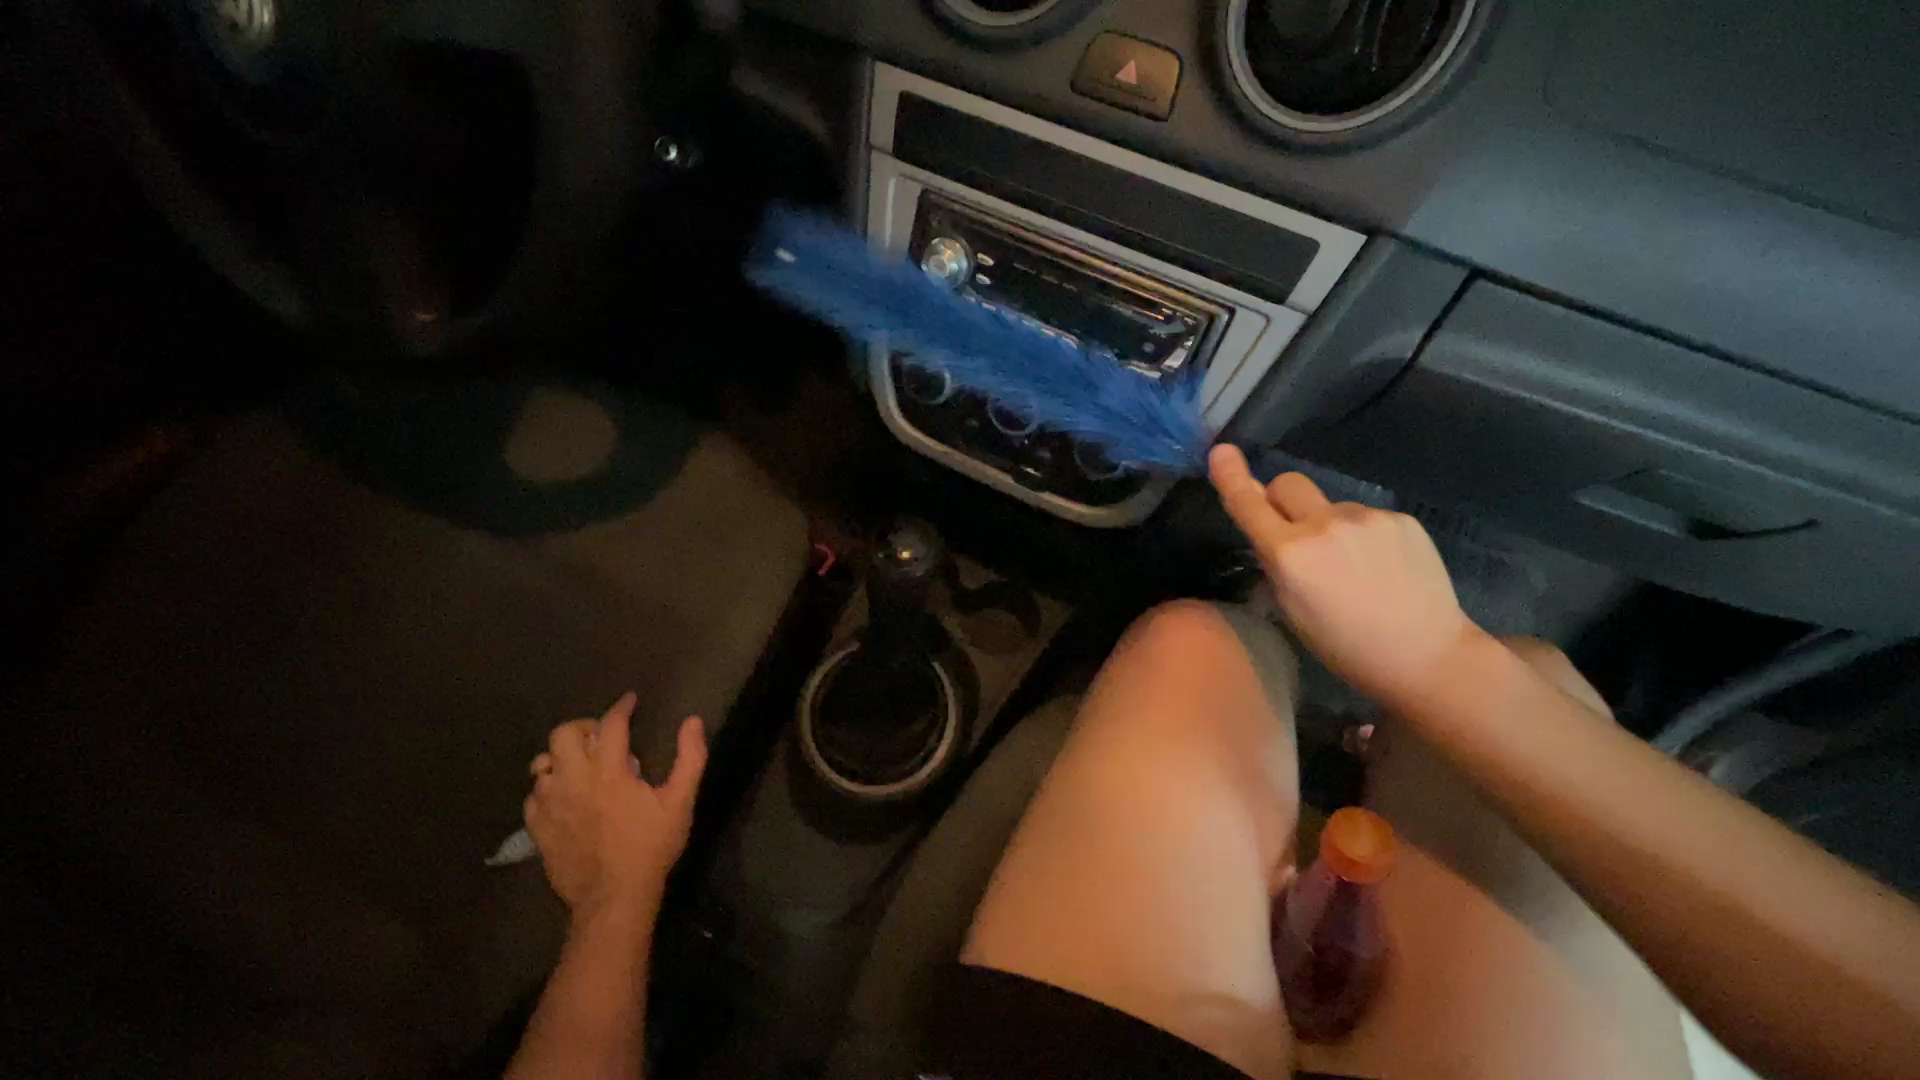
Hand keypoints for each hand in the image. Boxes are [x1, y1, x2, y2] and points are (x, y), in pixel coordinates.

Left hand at [524, 693, 706, 925]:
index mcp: (609, 771)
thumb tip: (693, 721)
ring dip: (562, 758)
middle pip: (563, 733)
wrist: (614, 898)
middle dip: (583, 727)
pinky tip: (564, 798)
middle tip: (601, 736)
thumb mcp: (680, 802)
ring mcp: (550, 804)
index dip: (622, 707)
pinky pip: (533, 796)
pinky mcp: (537, 827)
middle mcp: (573, 780)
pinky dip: (548, 789)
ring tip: (580, 767)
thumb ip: (690, 758)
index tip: (630, 701)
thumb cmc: (651, 847)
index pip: (611, 724)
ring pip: (543, 764)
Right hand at [1209, 445, 1483, 709]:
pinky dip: (1364, 536)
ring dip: (1329, 525)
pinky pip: (1366, 517)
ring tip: (1353, 567)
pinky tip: (1382, 567)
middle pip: (1287, 484)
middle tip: (1293, 531)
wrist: (1427, 655)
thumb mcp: (1293, 612)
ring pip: (1330, 506)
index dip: (1231, 475)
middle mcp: (1324, 525)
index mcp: (1290, 555)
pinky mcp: (1401, 519)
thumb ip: (1276, 565)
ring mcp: (1367, 518)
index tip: (1222, 451)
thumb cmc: (1346, 647)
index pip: (1249, 504)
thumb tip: (1267, 536)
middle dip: (1280, 500)